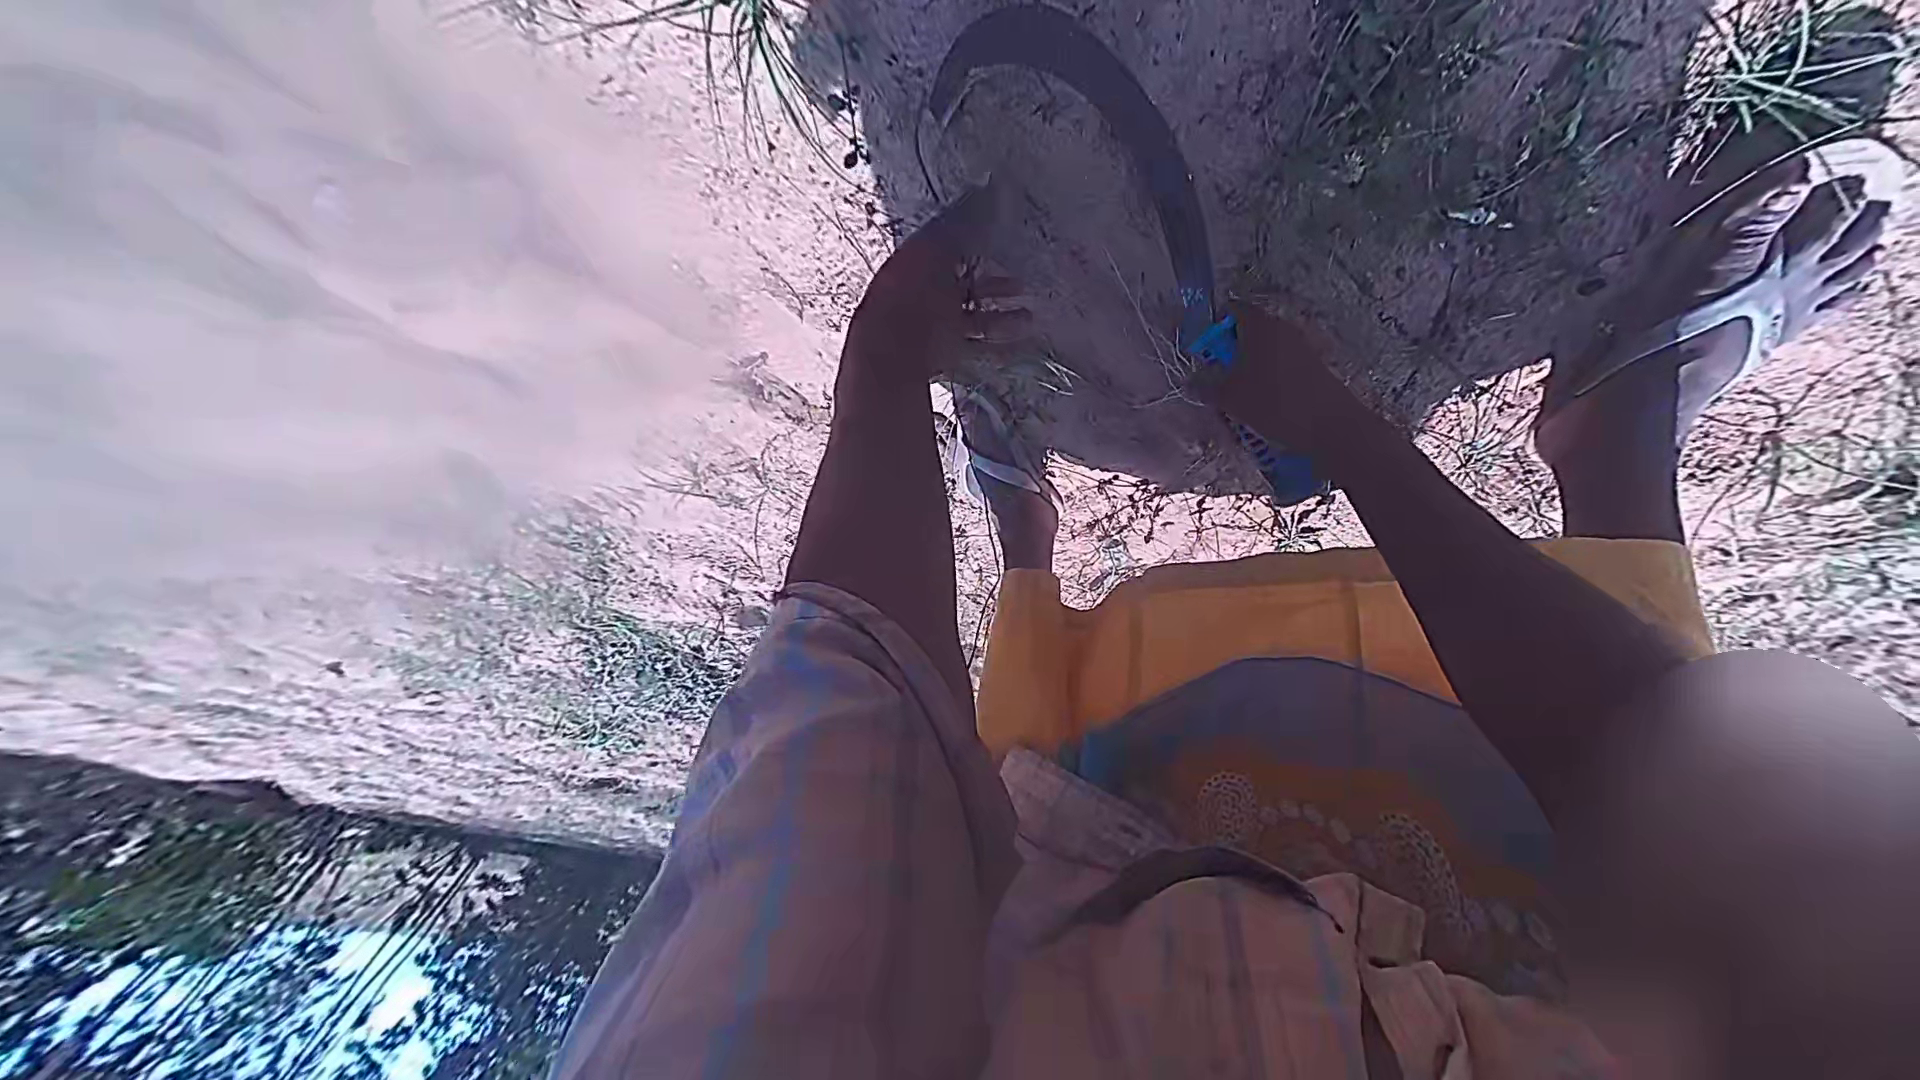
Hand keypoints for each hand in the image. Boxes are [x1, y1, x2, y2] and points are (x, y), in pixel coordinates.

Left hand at [841, 181, 1031, 394]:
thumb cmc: (911, 296)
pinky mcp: (946, 353)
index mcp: (920, 262)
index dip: (978, 243)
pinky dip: (999, 347)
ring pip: (976, 318)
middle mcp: (928, 294)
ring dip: (1003, 316)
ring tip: (1030, 317)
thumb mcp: (937, 249)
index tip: (1004, 241)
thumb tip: (987, 187)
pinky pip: (977, 347)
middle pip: (966, 286)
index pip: (952, 247)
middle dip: (995, 284)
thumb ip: (964, 222)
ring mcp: (937, 326)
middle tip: (1022, 284)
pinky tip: (1020, 344)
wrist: (891, 351)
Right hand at [1187, 300, 1363, 458]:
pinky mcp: (1312, 366)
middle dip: (1229, 349)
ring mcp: (1300, 346)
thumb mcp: (1228, 397)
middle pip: (1249, 329)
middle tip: (1215, 375)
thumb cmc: (1272, 402)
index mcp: (1259, 326)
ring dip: (1247, 366)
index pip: (1233, 309)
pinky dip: (1265, 376)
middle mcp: (1282, 328)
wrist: (1328, 425)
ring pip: (1264, 349)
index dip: (1214, 325)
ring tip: (1237, 394)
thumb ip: (1205, 386)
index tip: (1203, 349)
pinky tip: (1261, 402)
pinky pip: (1280, 364)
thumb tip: (1190, 381)